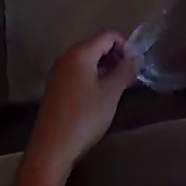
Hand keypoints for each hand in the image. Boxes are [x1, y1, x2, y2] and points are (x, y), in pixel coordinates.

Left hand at [26, 32, 138, 180]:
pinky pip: (78, 72)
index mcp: (80, 53)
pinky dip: (92, 77)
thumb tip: (135, 56)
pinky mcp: (55, 88)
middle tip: (129, 76)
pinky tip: (99, 97)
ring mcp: (58, 73)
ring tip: (117, 88)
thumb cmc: (84, 118)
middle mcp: (67, 57)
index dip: (125, 45)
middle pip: (96, 45)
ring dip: (105, 68)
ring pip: (87, 60)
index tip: (135, 64)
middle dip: (115, 56)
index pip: (108, 35)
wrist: (51, 150)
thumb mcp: (111, 93)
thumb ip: (125, 70)